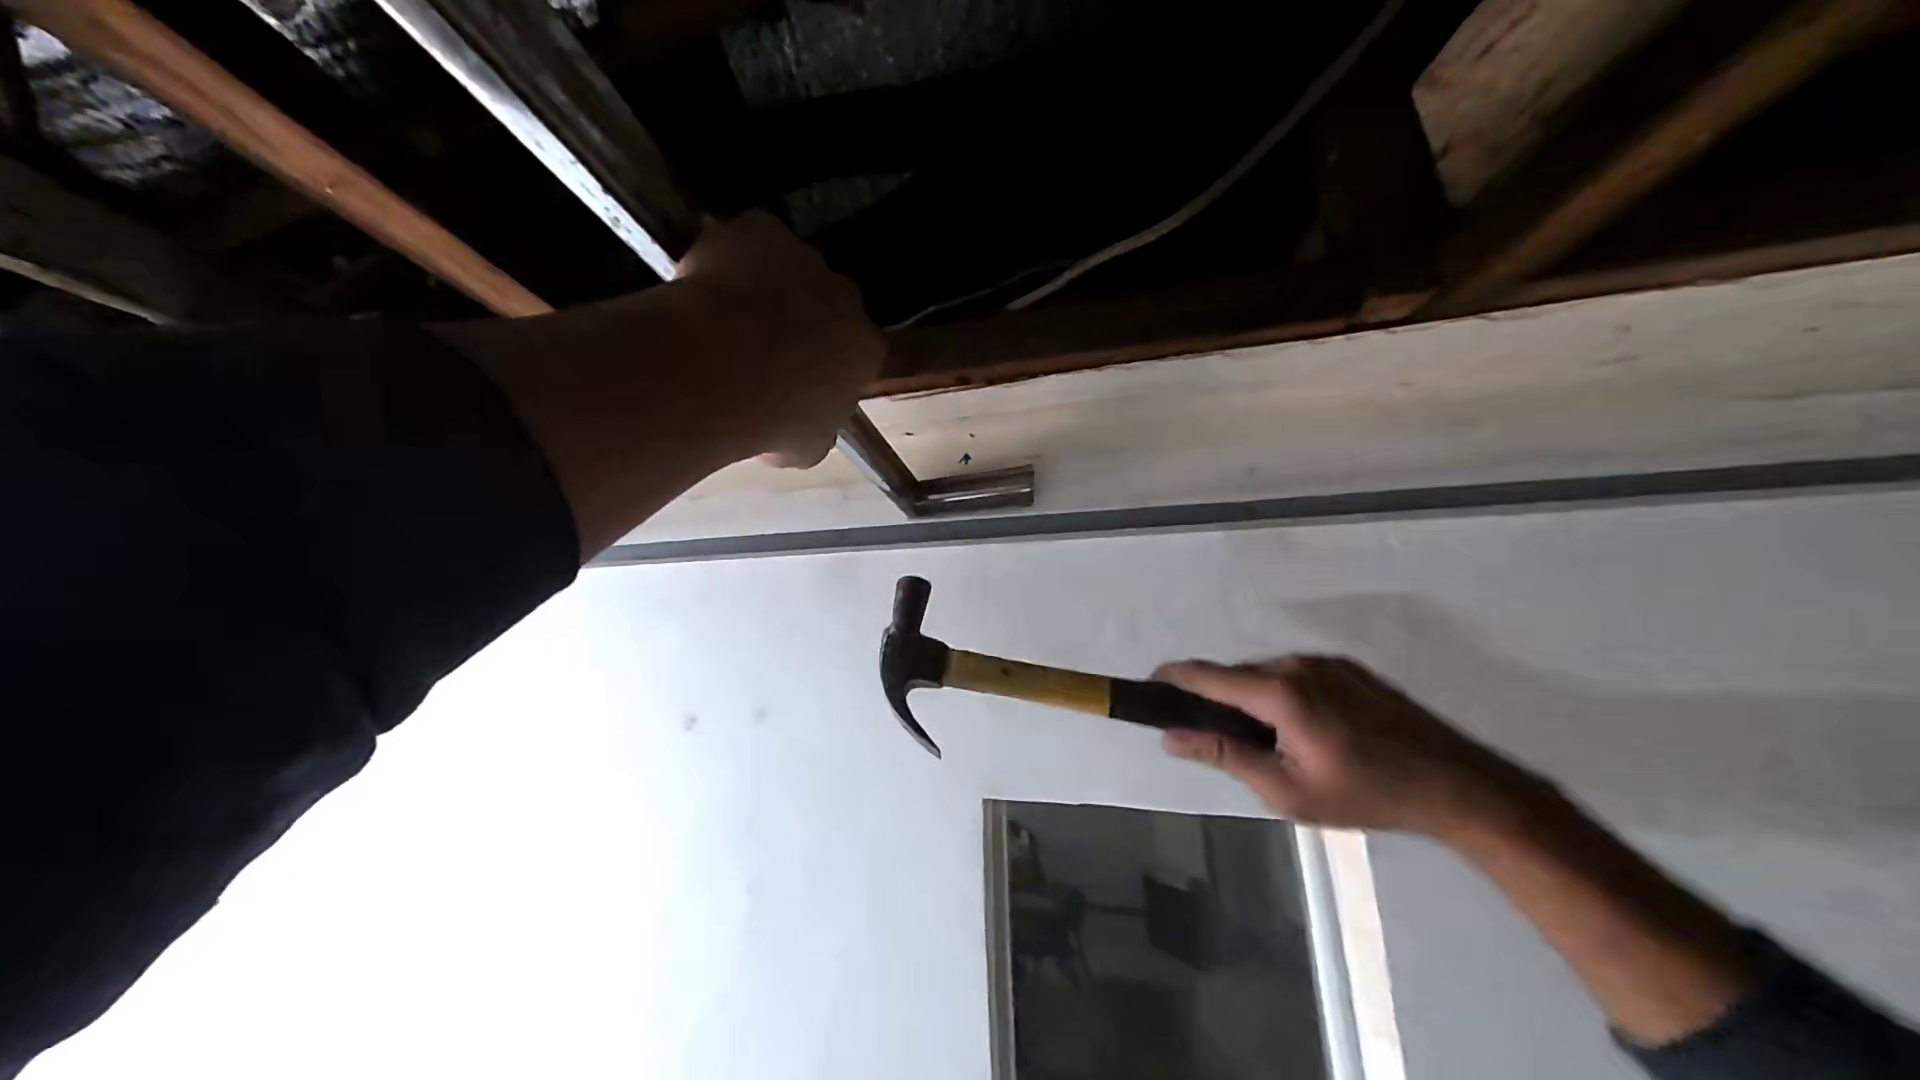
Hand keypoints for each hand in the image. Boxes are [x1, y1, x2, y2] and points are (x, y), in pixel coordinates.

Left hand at [674, 211, 884, 466]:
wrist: (716, 371)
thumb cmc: (770, 420)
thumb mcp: (806, 446)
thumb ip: (818, 427)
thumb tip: (807, 427)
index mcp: (864, 349)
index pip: (859, 348)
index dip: (831, 357)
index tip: (806, 372)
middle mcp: (845, 296)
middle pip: (831, 300)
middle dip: (807, 315)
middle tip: (767, 343)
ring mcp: (804, 257)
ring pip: (790, 266)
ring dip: (770, 284)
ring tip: (730, 315)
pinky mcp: (761, 228)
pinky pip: (750, 236)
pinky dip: (733, 252)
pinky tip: (708, 282)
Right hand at [1154, 656, 1538, 838]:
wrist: (1456, 786)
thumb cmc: (1363, 794)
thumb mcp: (1284, 789)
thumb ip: (1224, 756)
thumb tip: (1170, 737)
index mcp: (1279, 692)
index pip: (1207, 674)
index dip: (1172, 677)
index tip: (1148, 686)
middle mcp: (1297, 664)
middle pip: (1236, 675)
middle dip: (1216, 699)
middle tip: (1215, 738)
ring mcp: (1327, 663)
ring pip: (1266, 674)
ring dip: (1251, 699)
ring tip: (1265, 742)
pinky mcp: (1349, 669)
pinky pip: (1295, 675)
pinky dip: (1280, 695)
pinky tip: (1302, 731)